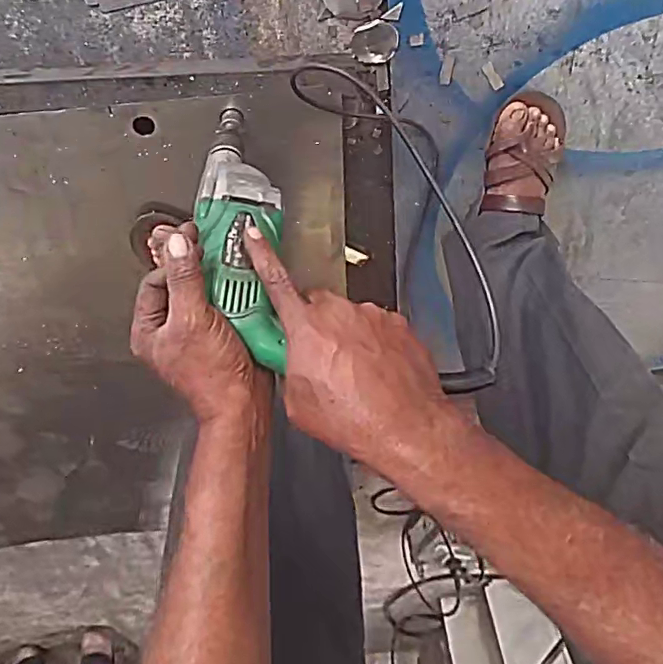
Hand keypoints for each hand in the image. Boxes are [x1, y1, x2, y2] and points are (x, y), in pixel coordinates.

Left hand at [131, 224, 268, 422]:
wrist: (244, 402)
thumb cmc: (212, 376)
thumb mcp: (192, 319)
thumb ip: (184, 279)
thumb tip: (176, 245)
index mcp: (151, 328)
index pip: (156, 278)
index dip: (173, 258)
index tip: (191, 240)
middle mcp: (172, 327)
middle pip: (180, 279)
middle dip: (196, 260)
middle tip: (210, 240)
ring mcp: (198, 327)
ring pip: (204, 286)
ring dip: (218, 271)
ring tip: (228, 257)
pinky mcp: (222, 328)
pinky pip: (225, 298)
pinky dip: (234, 286)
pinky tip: (242, 278)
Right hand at [241, 224, 461, 469]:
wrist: (407, 428)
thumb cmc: (356, 420)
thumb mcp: (298, 403)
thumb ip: (288, 368)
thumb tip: (291, 363)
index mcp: (307, 328)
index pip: (276, 281)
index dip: (262, 254)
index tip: (254, 235)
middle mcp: (340, 313)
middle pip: (317, 305)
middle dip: (314, 324)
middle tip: (319, 357)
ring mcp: (372, 315)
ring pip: (349, 317)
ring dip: (347, 338)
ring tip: (354, 375)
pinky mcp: (397, 323)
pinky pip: (377, 327)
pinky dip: (374, 345)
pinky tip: (376, 372)